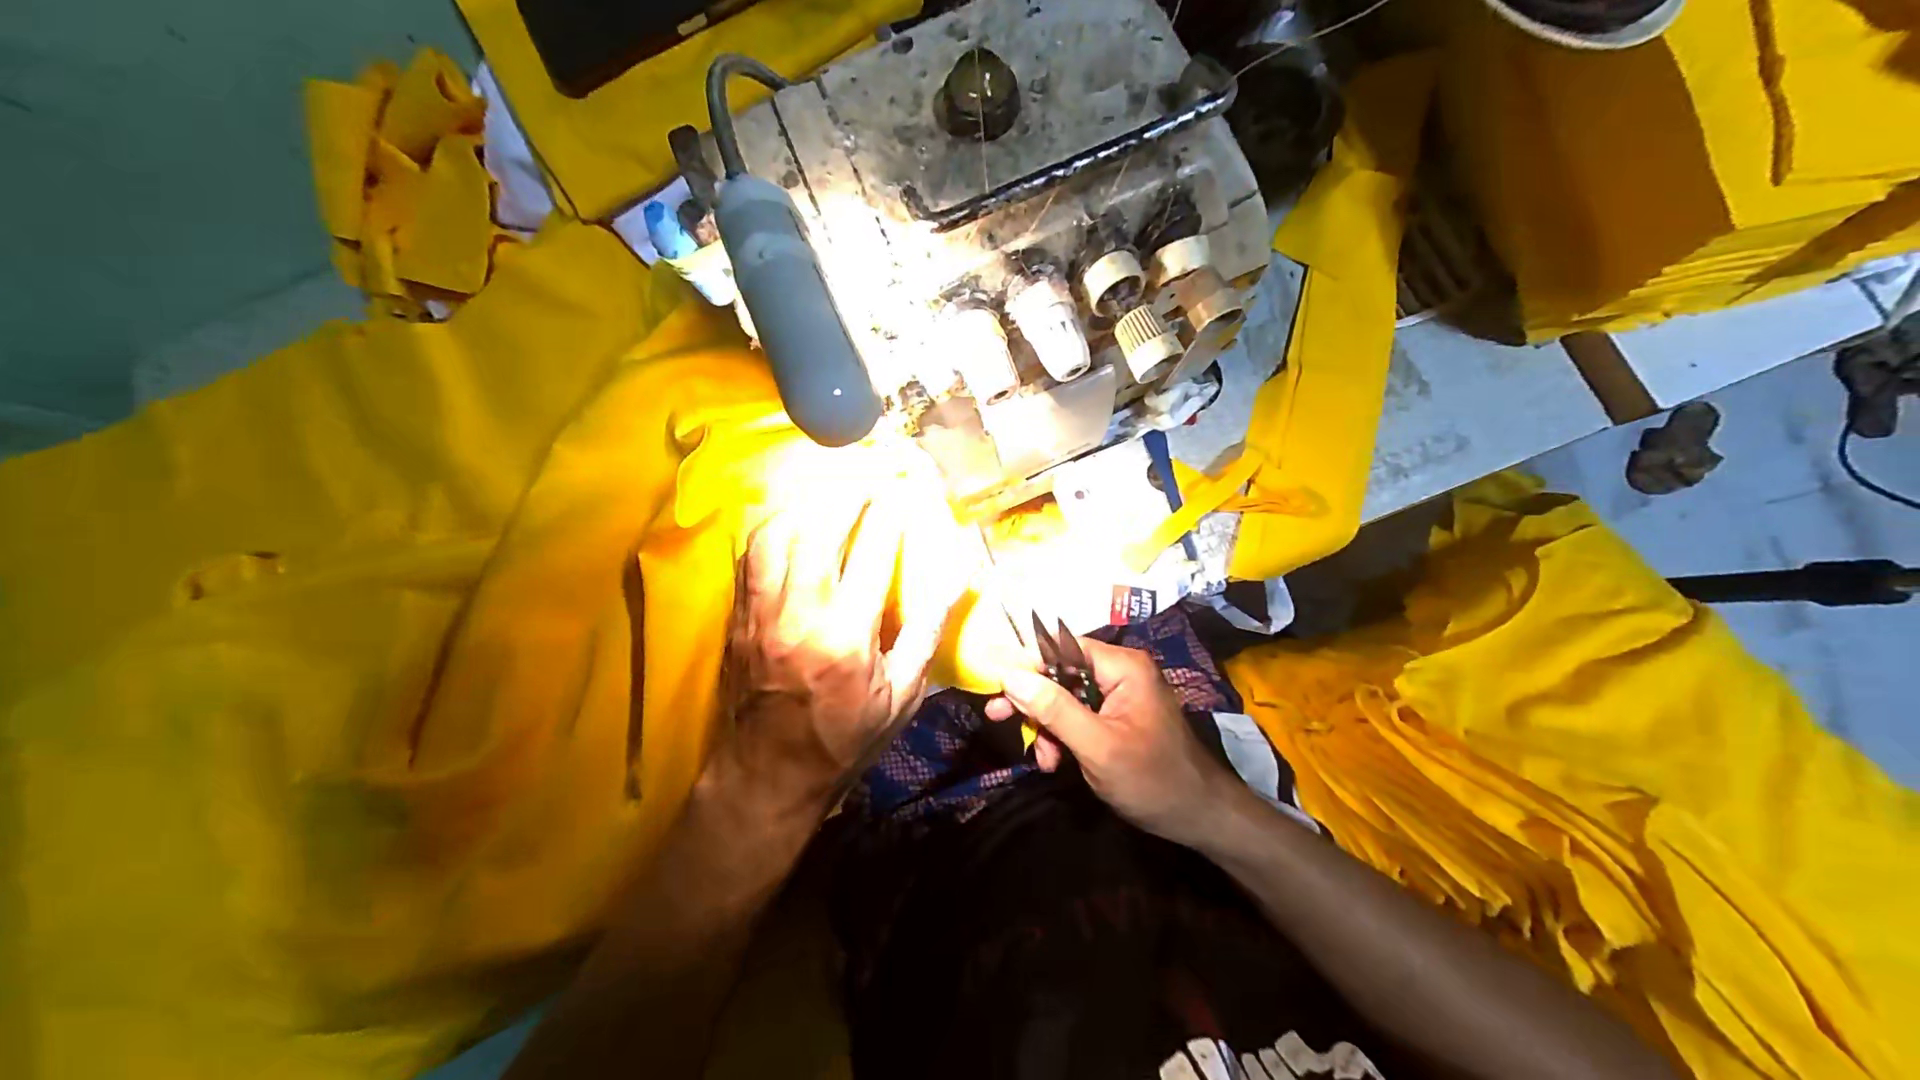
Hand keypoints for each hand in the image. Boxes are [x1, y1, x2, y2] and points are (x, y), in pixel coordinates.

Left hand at [706, 492, 962, 820]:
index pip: (871, 553)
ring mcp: (761, 613)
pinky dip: (773, 531)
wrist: (771, 772)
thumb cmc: (846, 736)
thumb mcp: (902, 694)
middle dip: (845, 497)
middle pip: (818, 530)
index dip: (888, 515)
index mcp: (847, 636)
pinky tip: (791, 527)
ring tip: (826, 500)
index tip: (899, 493)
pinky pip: (750, 556)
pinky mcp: (739, 617)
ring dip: (804, 508)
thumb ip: (926, 630)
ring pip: (776, 535)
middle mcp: (800, 614)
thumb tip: (956, 577)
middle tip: (865, 485)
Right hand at [985, 638, 1236, 847]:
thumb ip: (1054, 709)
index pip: (1061, 647)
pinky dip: (1062, 737)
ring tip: (1045, 760)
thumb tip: (1010, 675)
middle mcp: (1119, 672)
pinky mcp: (1115, 718)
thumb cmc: (1152, 779)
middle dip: (1032, 701)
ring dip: (1046, 727)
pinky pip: (1077, 716)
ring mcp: (1118, 696)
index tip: (993, 683)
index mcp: (1122, 666)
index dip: (1026, 663)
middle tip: (997, 718)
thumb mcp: (1097, 746)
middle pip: (1059, 673)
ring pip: (1064, 697)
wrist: (1199, 818)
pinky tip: (1056, 762)